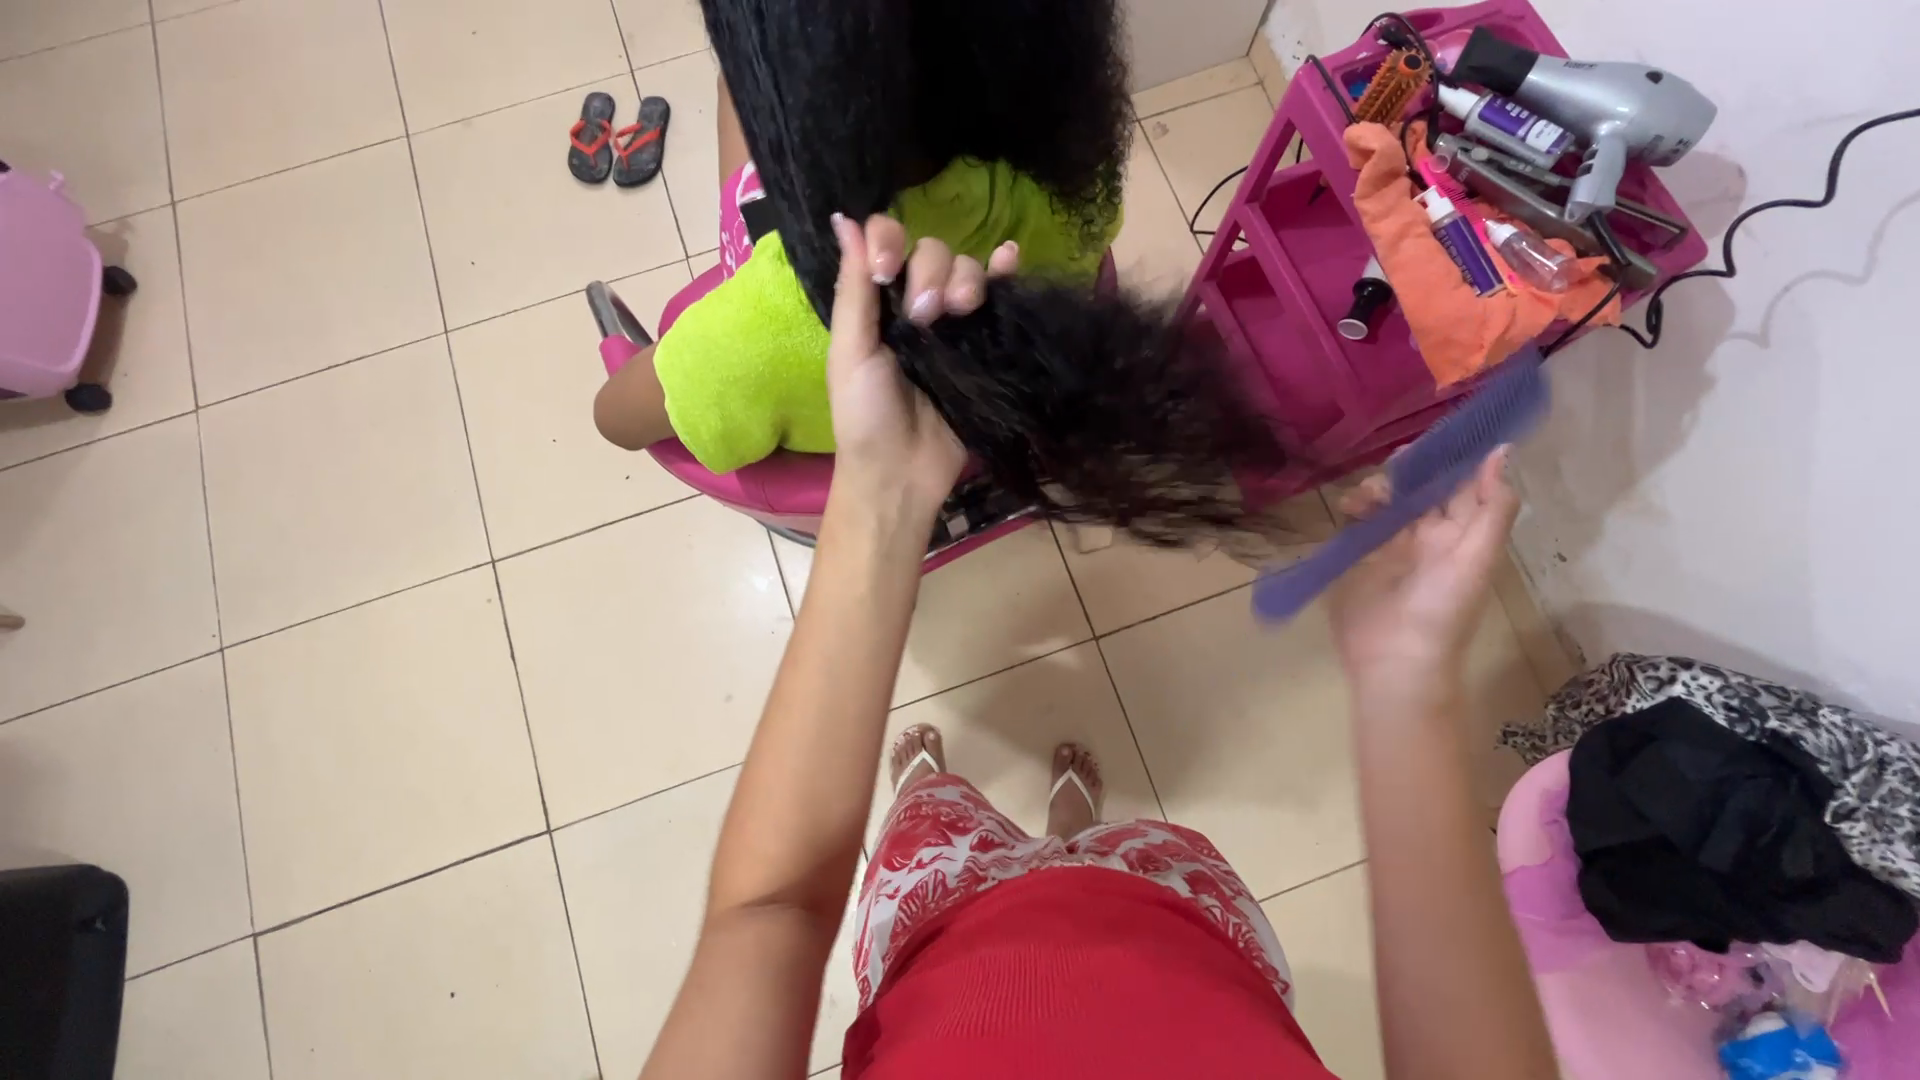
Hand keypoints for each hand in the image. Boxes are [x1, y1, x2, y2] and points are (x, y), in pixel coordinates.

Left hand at [824, 213, 1016, 522]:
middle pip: (933, 252)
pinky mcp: (985, 347)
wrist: (902, 473)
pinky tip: (1010, 260)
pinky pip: (999, 299)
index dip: (890, 242)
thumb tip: (842, 218)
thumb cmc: (865, 417)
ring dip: (967, 278)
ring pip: (967, 271)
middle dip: (931, 272)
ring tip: (960, 312)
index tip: (886, 272)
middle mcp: (914, 305)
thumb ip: (852, 289)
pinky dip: (1006, 273)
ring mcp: (953, 325)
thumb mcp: (850, 352)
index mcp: (877, 303)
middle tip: (924, 315)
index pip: (887, 241)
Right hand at [1327, 449, 1519, 695]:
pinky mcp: (1358, 560)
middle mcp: (1428, 538)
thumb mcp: (1477, 557)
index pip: (1461, 488)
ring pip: (1386, 503)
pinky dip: (1354, 509)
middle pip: (1420, 492)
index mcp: (1463, 536)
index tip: (1436, 437)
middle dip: (1409, 473)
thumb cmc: (1441, 609)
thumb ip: (1491, 507)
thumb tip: (1501, 452)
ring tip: (1366, 493)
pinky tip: (1348, 507)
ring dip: (1378, 489)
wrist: (1394, 659)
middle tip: (1394, 462)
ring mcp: (1390, 549)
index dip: (1452, 462)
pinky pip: (1357, 523)